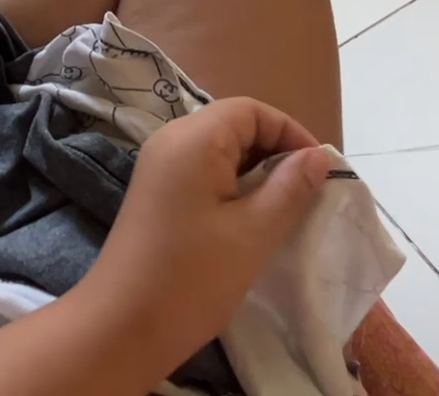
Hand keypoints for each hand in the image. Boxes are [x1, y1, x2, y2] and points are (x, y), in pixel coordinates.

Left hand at [79, 97, 328, 367]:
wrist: (120, 328)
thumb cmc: (192, 278)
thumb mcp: (252, 234)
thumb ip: (289, 189)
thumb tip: (316, 157)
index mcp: (194, 138)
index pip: (251, 110)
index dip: (289, 132)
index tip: (318, 171)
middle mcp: (172, 139)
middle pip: (234, 124)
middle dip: (273, 151)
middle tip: (304, 193)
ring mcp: (159, 164)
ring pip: (219, 147)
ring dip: (253, 170)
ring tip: (281, 209)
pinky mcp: (155, 189)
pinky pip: (201, 168)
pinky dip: (230, 183)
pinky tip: (247, 219)